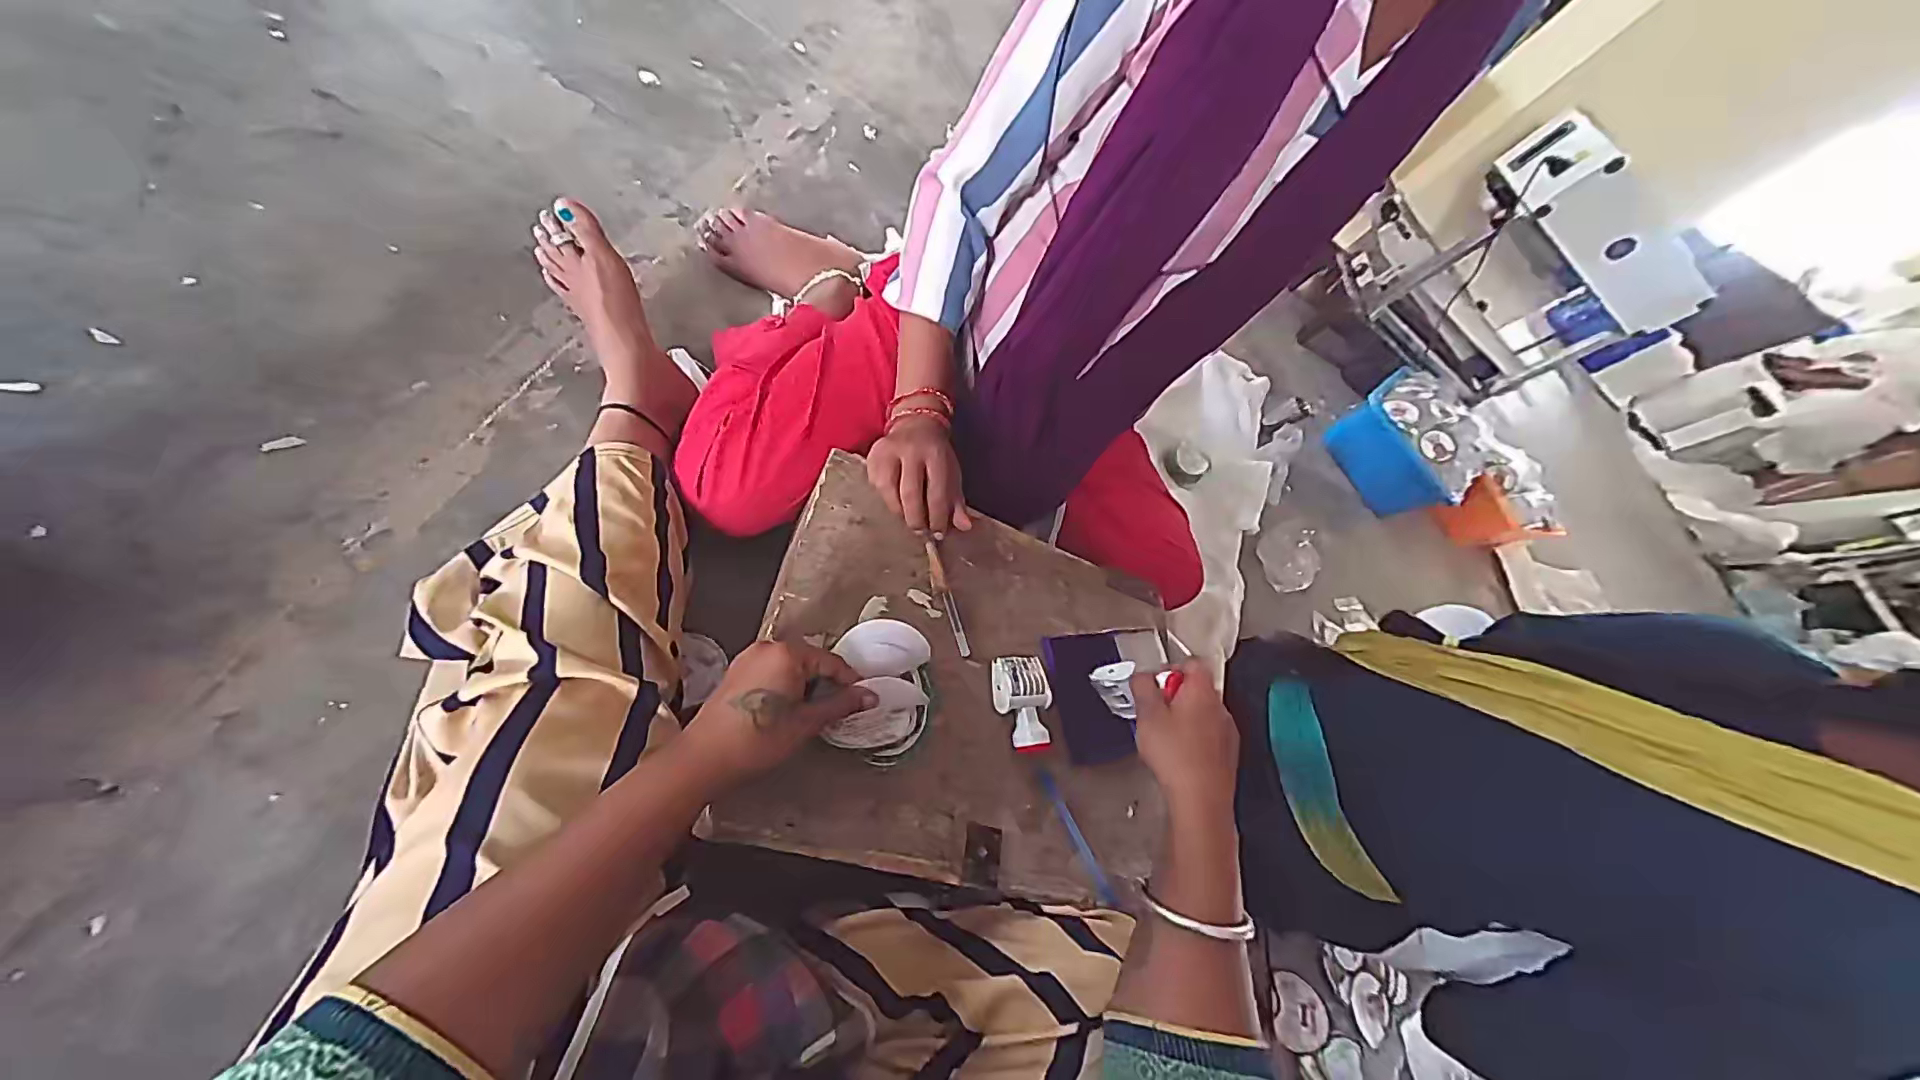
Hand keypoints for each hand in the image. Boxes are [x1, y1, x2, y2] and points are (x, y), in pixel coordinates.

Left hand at [675, 641, 875, 790]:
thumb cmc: (759, 739)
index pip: (831, 661)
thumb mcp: (806, 722)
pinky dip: (786, 685)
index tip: (862, 699)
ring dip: (806, 685)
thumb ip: (840, 705)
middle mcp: (767, 647)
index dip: (850, 681)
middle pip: (810, 660)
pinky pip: (772, 671)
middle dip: (826, 683)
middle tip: (840, 708)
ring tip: (814, 712)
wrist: (703, 759)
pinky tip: (788, 709)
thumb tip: (871, 696)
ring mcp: (748, 658)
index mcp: (787, 653)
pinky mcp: (736, 672)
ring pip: (790, 666)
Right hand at [867, 416, 973, 537]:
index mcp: (936, 454)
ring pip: (888, 491)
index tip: (938, 533)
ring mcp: (888, 451)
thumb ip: (956, 501)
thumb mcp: (951, 473)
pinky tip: (895, 502)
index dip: (937, 517)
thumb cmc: (937, 454)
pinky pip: (876, 486)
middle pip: (910, 494)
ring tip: (907, 518)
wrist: (917, 423)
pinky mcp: (872, 455)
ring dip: (898, 511)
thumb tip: (964, 527)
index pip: (936, 493)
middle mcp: (911, 450)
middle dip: (915, 519)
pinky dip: (886, 499)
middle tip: (920, 531)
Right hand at [1131, 661, 1238, 815]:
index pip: (1192, 663)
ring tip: (1163, 737)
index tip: (1154, 683)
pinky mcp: (1227, 754)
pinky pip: (1208, 735)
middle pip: (1196, 688)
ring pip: (1202, 713)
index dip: (1170, 668)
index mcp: (1202, 692)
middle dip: (1173, 696)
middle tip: (1153, 711)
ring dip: (1183, 718)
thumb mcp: (1147, 715)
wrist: (1200, 798)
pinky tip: (1176, 754)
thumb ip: (1143, 688)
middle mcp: (1220, 708)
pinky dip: (1192, 739)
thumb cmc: (1177, 757)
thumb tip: (1142, 676)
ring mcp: (1227, 732)